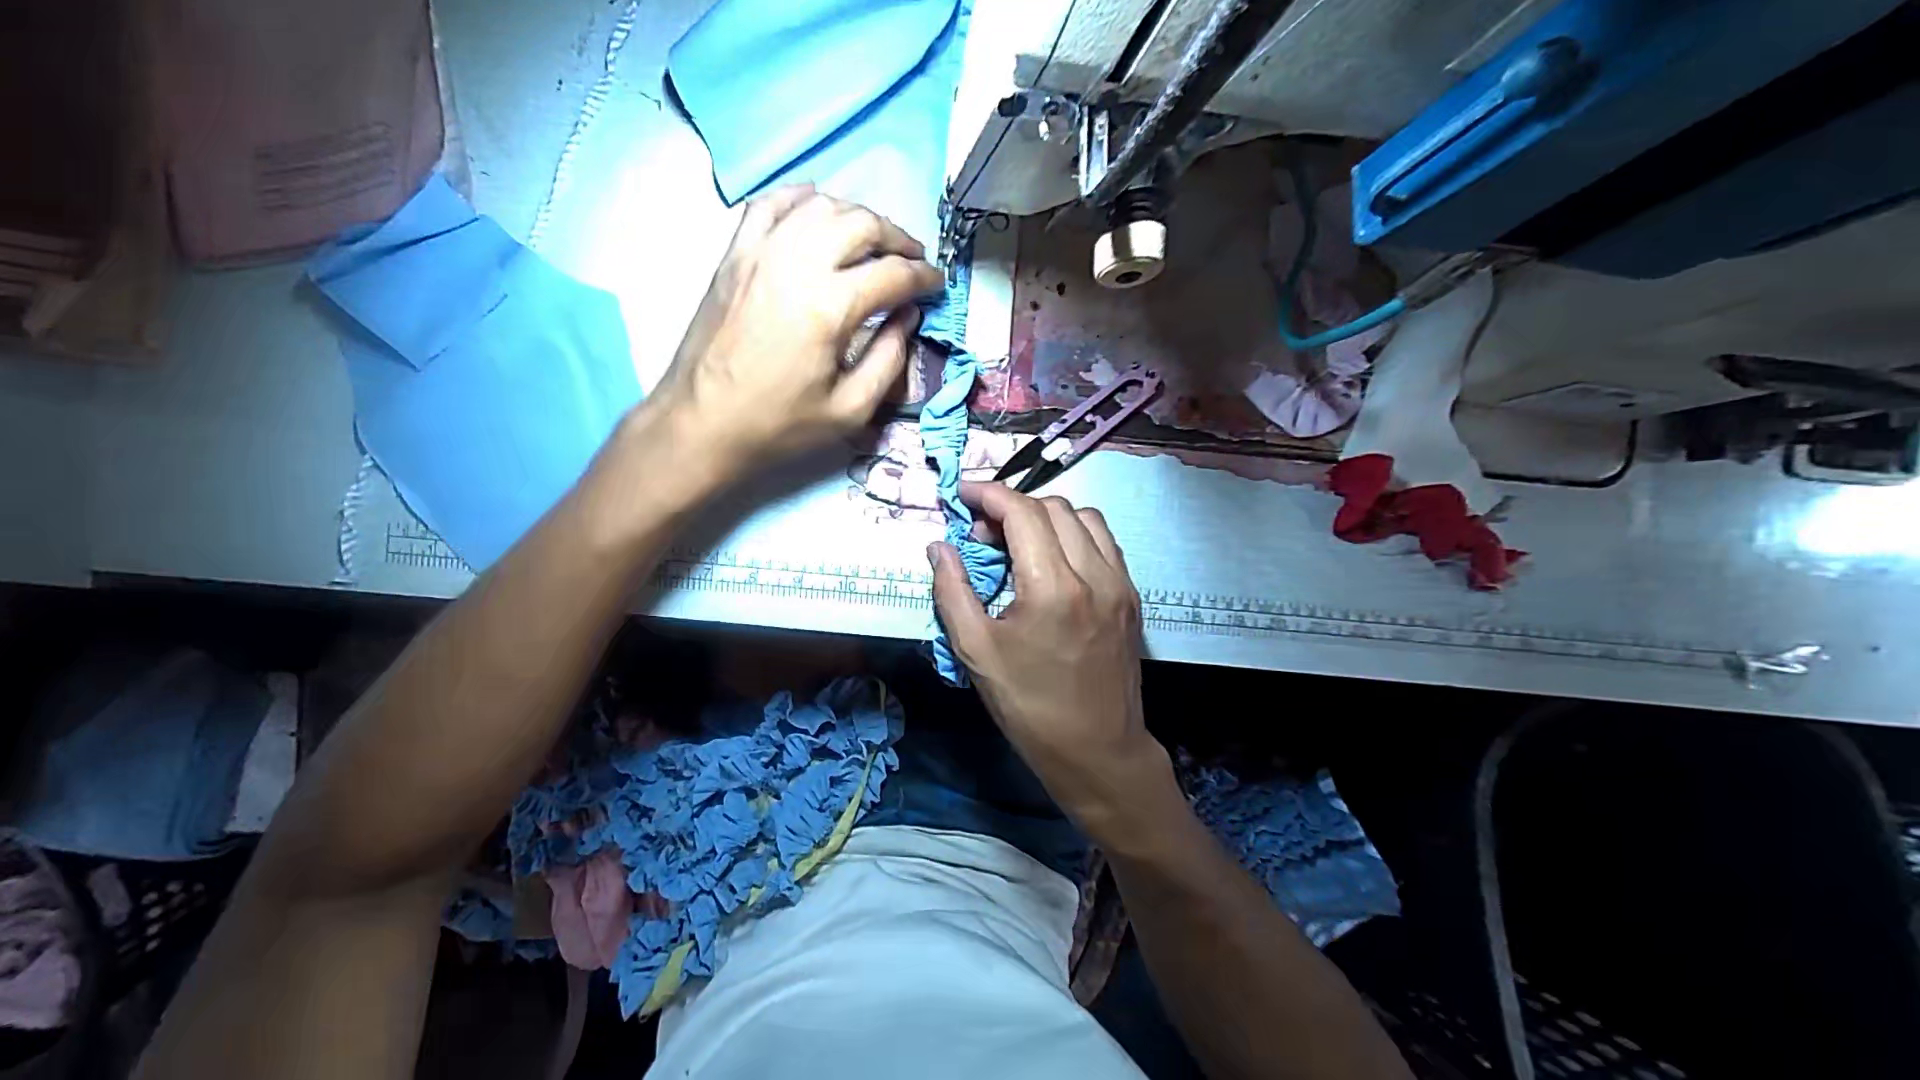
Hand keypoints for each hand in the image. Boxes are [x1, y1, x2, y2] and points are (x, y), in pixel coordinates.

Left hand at [647, 185, 943, 478]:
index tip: (937, 284)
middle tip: (913, 259)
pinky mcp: (734, 255)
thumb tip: (907, 315)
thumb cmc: (778, 425)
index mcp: (830, 307)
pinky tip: (818, 208)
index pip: (893, 274)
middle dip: (898, 238)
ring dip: (857, 216)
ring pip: (821, 206)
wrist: (701, 424)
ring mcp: (760, 252)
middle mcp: (797, 264)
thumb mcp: (849, 410)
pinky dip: (801, 199)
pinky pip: (771, 205)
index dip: (924, 277)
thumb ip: (889, 359)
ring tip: (873, 240)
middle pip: (862, 225)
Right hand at [928, 482, 1178, 841]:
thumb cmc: (1029, 706)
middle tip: (984, 535)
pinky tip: (1054, 561)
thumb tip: (939, 546)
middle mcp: (1094, 575)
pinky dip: (1075, 535)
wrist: (1097, 750)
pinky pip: (1104, 543)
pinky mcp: (1131, 597)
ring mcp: (1120, 584)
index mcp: (1052, 588)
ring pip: (1085, 518)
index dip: (989, 494)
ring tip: (1020, 545)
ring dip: (1046, 517)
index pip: (1022, 512)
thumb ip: (953, 591)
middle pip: (1053, 508)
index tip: (964, 494)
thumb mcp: (976, 653)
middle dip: (1013, 507)